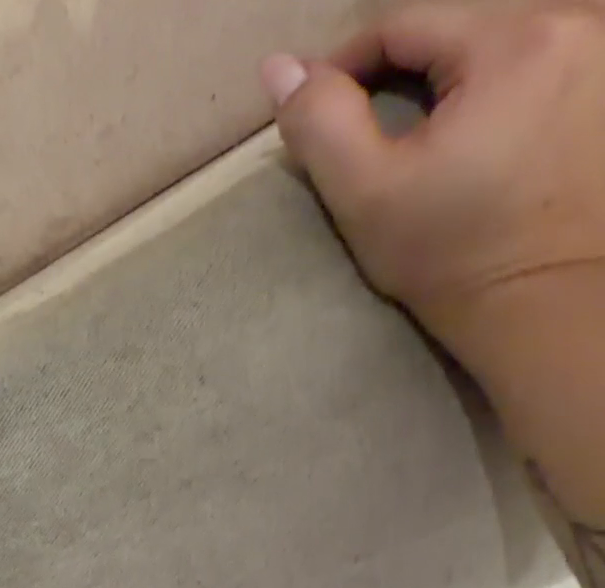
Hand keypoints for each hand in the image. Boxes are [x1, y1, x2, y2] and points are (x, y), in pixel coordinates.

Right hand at [261, 0, 604, 515]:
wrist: (548, 295)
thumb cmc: (448, 248)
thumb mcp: (362, 188)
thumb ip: (318, 120)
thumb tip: (278, 68)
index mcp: (519, 43)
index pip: (403, 24)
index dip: (341, 67)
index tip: (315, 119)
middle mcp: (582, 27)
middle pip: (454, 30)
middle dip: (397, 75)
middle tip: (363, 137)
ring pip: (494, 44)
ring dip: (444, 80)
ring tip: (416, 138)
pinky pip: (536, 63)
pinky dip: (490, 90)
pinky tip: (474, 138)